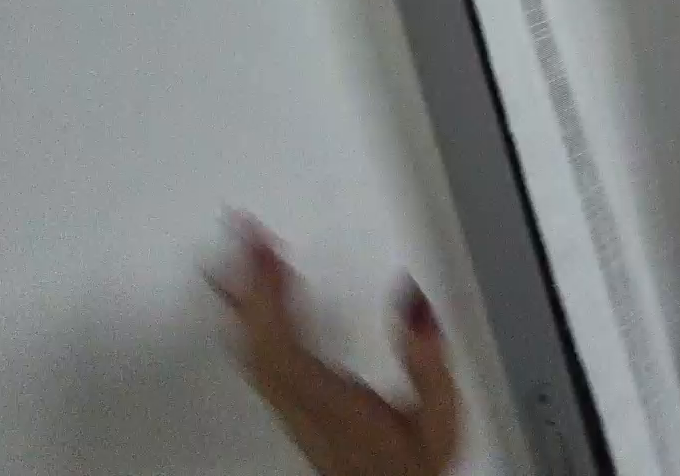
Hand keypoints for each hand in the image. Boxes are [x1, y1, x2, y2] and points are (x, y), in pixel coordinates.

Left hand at [207, 212, 459, 475]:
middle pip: (255, 338)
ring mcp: (292, 402)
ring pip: (252, 345)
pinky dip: (256, 311)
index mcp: (330, 399)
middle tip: (241, 227)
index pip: (280, 341)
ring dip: (244, 292)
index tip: (261, 242)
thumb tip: (413, 296)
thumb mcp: (439, 414)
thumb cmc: (415, 463)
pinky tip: (264, 288)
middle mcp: (301, 401)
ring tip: (244, 245)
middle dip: (246, 277)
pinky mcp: (294, 400)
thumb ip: (427, 358)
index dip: (265, 288)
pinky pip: (262, 351)